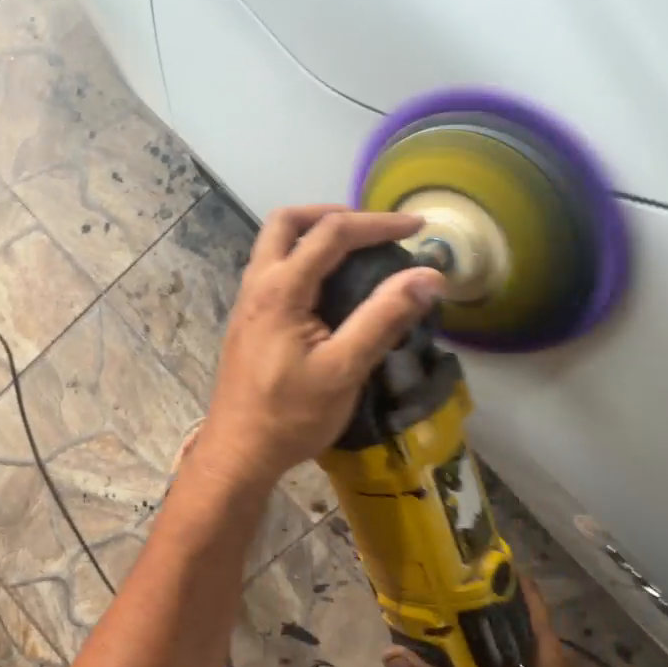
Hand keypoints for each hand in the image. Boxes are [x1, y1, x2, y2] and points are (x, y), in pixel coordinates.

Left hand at [187, 204, 444, 489]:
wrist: (238, 451)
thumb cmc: (290, 416)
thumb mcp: (344, 369)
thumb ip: (384, 318)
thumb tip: (429, 276)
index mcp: (279, 290)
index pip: (330, 234)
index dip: (377, 224)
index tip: (418, 228)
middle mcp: (256, 286)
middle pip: (285, 222)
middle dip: (331, 214)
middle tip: (372, 230)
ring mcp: (247, 304)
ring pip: (274, 245)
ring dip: (313, 236)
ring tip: (357, 252)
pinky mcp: (248, 322)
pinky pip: (272, 270)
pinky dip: (303, 260)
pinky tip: (330, 288)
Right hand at [382, 581, 607, 666]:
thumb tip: (389, 652)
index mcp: (547, 655)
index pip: (527, 597)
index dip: (498, 573)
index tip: (463, 557)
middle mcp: (551, 663)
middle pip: (512, 619)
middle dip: (476, 602)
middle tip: (437, 586)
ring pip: (508, 646)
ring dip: (477, 634)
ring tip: (437, 617)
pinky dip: (482, 661)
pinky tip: (452, 663)